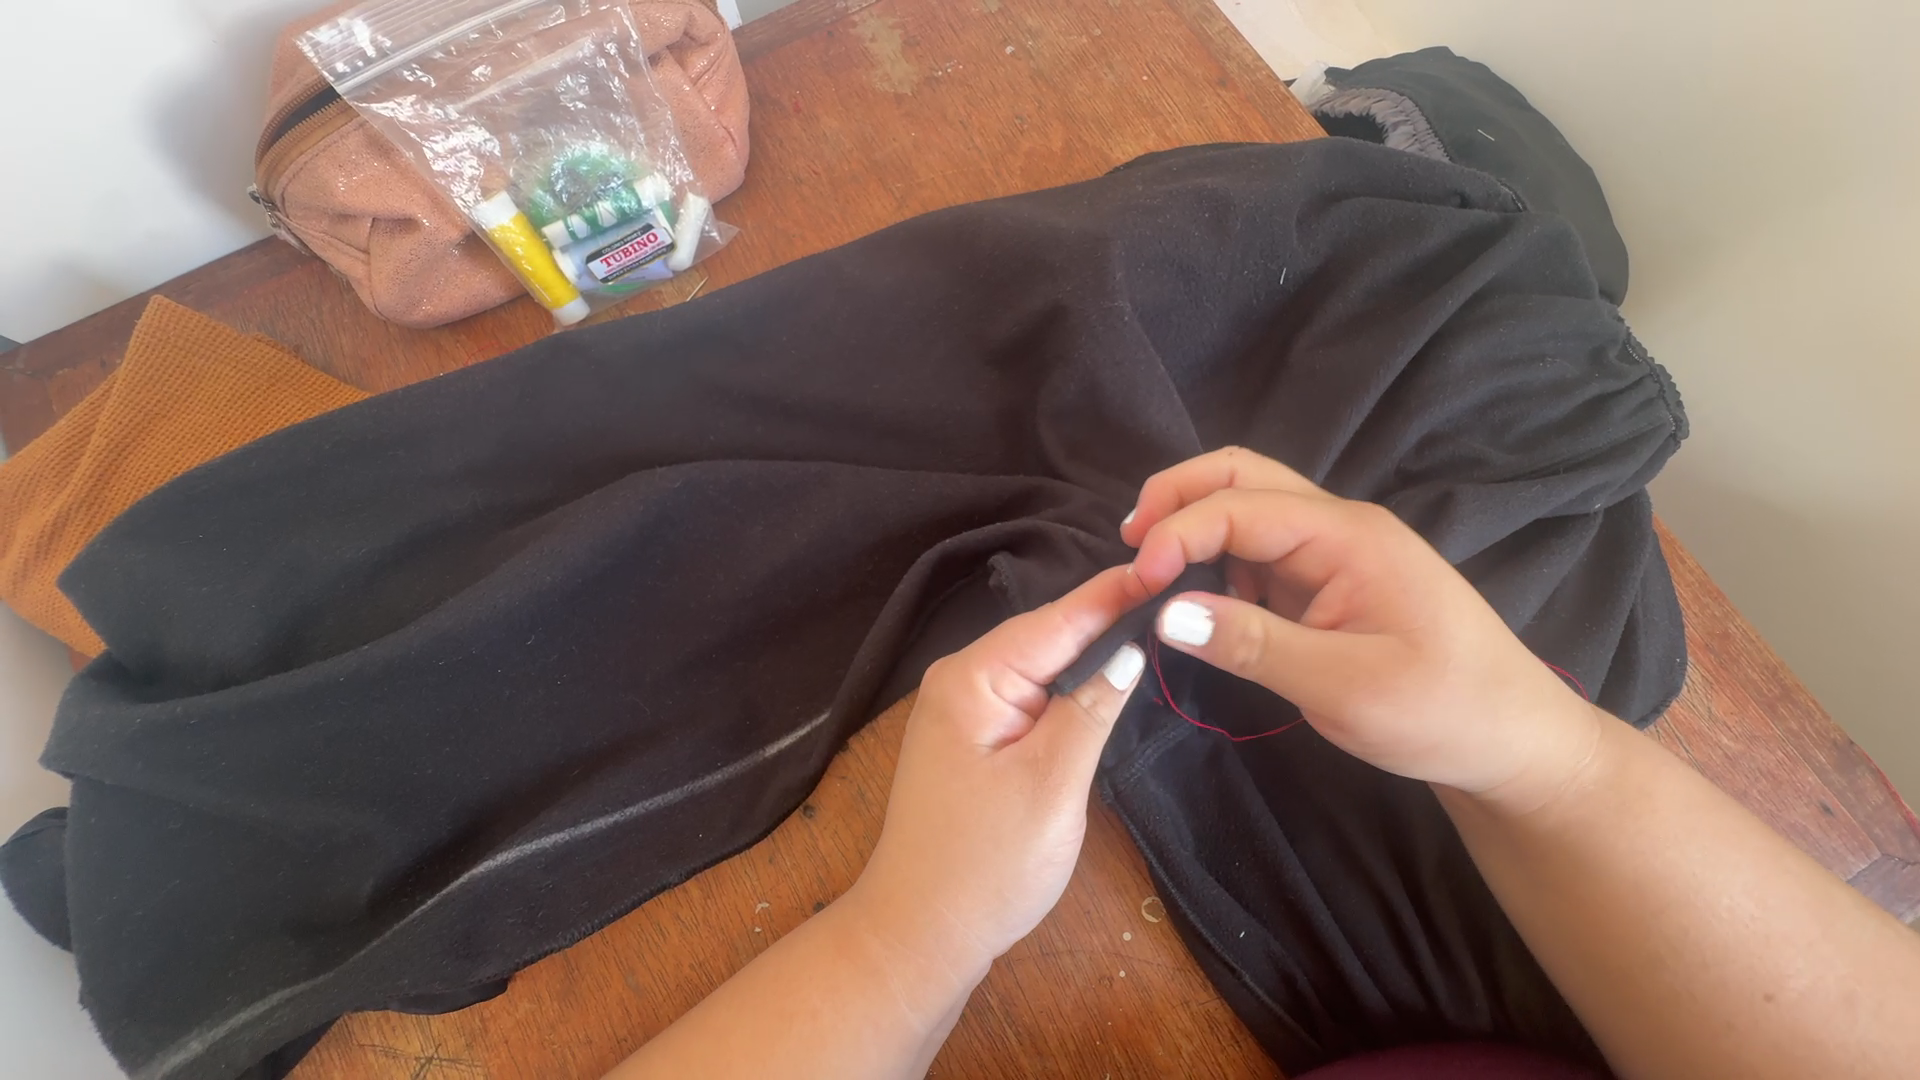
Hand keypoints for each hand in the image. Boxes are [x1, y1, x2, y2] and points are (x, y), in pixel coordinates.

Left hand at [846, 567, 1150, 971]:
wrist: (920, 932)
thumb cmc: (986, 864)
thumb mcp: (1051, 783)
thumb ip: (1090, 708)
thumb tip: (1130, 648)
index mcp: (972, 677)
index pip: (1056, 620)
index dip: (1113, 594)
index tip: (1168, 565)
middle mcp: (960, 678)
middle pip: (1045, 636)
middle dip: (1105, 618)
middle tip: (1172, 595)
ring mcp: (963, 707)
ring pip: (1038, 665)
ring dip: (1088, 652)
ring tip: (1149, 624)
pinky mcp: (973, 734)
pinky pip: (1027, 695)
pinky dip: (1065, 687)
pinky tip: (1099, 679)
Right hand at [1120, 447, 1601, 809]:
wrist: (1513, 740)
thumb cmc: (1442, 711)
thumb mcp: (1344, 688)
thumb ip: (1252, 644)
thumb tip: (1165, 613)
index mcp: (1345, 536)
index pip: (1236, 506)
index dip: (1175, 534)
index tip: (1138, 583)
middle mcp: (1333, 526)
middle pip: (1238, 474)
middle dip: (1175, 497)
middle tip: (1131, 544)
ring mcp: (1328, 551)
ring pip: (1243, 505)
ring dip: (1190, 524)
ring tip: (1152, 572)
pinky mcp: (1321, 579)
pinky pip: (1253, 550)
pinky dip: (1211, 560)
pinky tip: (1197, 598)